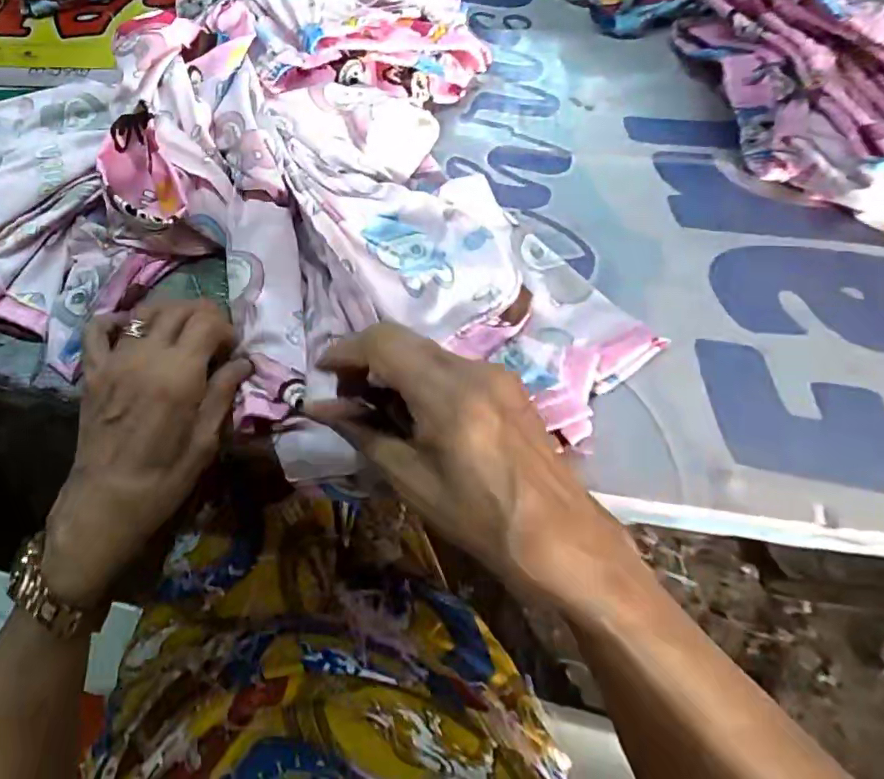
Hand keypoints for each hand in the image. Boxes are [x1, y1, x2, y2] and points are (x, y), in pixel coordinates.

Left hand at [42, 300, 251, 607]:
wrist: (106, 498)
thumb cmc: (163, 479)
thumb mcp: (205, 443)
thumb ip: (222, 395)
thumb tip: (241, 362)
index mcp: (179, 374)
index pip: (207, 321)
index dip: (225, 328)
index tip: (230, 349)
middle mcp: (146, 355)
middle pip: (178, 309)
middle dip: (201, 315)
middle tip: (210, 337)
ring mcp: (114, 359)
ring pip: (143, 312)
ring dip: (167, 313)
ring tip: (178, 332)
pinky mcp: (92, 369)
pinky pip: (97, 329)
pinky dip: (116, 321)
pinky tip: (131, 330)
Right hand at [306, 324, 638, 609]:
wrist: (565, 544)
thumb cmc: (480, 517)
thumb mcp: (409, 477)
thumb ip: (361, 431)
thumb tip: (318, 408)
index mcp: (447, 392)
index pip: (380, 342)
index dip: (343, 351)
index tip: (322, 374)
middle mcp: (472, 369)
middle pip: (399, 338)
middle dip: (363, 356)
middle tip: (342, 392)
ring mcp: (494, 374)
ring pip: (422, 348)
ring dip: (389, 365)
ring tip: (372, 404)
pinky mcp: (505, 385)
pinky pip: (446, 363)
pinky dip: (416, 374)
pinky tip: (411, 410)